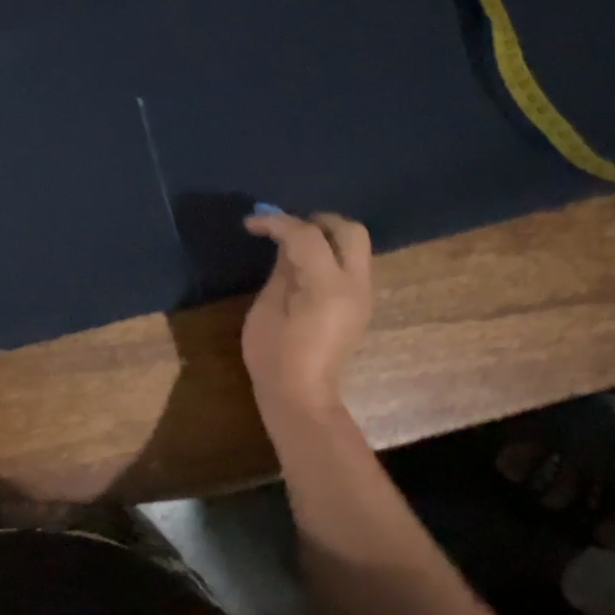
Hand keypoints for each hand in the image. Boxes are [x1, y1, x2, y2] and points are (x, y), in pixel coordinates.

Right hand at [241, 210, 372, 413]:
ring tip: (290, 242)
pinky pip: (351, 264)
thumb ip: (282, 270)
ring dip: (325, 236)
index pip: (307, 235)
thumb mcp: (267, 307)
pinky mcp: (360, 304)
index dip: (277, 222)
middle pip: (349, 230)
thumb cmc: (274, 354)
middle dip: (316, 220)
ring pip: (355, 245)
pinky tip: (302, 264)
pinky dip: (330, 253)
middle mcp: (355, 284)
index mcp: (327, 286)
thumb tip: (284, 245)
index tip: (251, 223)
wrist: (300, 394)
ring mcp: (363, 295)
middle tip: (283, 226)